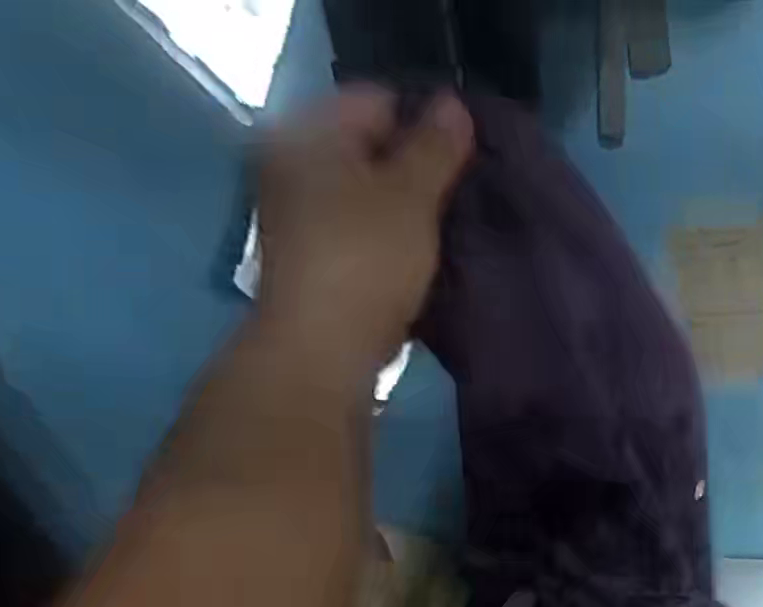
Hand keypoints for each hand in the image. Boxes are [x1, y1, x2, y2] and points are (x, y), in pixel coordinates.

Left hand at [256, 87, 471, 353]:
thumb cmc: (367, 260)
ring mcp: (301, 218)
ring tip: (451, 231)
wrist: (325, 348)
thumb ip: (436, 149)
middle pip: (370, 152)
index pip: (377, 102)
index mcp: (309, 134)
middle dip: (420, 173)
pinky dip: (393, 242)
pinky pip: (363, 235)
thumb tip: (455, 105)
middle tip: (464, 198)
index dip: (427, 124)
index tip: (468, 159)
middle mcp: (294, 167)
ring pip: (369, 198)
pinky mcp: (315, 262)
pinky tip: (425, 261)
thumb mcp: (411, 197)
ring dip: (409, 213)